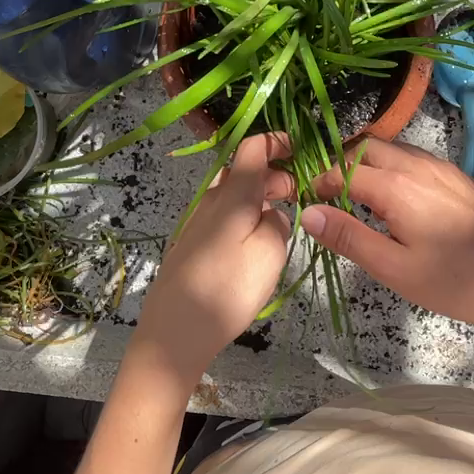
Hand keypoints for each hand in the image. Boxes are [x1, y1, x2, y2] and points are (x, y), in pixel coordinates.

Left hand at [134, 132, 294, 375]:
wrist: (174, 332)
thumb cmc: (227, 289)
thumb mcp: (270, 253)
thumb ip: (277, 223)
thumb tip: (271, 214)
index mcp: (232, 194)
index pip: (253, 147)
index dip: (277, 141)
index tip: (300, 147)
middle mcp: (211, 199)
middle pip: (243, 170)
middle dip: (274, 173)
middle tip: (299, 193)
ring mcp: (197, 222)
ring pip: (232, 194)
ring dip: (258, 196)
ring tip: (281, 218)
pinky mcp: (191, 244)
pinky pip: (223, 215)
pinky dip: (244, 215)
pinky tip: (253, 242)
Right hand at [300, 137, 473, 339]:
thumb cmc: (449, 281)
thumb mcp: (392, 267)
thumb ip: (348, 236)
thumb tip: (308, 213)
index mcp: (397, 187)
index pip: (344, 170)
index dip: (322, 182)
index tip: (310, 201)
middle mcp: (417, 165)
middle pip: (366, 147)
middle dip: (343, 164)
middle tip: (331, 196)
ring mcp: (439, 166)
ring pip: (391, 147)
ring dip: (368, 162)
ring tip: (359, 197)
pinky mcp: (454, 175)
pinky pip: (413, 157)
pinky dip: (392, 166)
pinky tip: (395, 198)